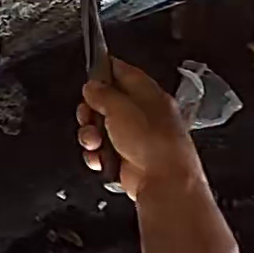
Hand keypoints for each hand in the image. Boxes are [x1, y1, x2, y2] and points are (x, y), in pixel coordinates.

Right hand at [75, 56, 204, 200]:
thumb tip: (91, 87)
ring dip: (90, 135)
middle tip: (89, 116)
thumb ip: (102, 93)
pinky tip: (100, 158)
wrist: (164, 182)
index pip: (123, 72)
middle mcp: (143, 114)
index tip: (90, 74)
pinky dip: (97, 154)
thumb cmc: (153, 142)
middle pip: (106, 102)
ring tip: (94, 142)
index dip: (105, 70)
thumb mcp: (120, 107)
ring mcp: (135, 137)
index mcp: (148, 94)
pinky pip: (102, 150)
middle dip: (90, 110)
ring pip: (100, 128)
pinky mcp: (127, 158)